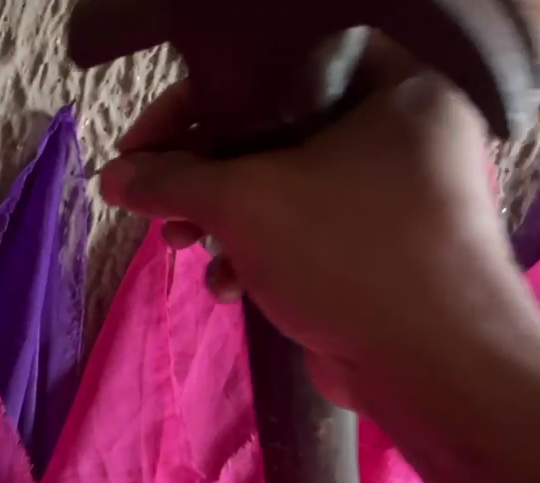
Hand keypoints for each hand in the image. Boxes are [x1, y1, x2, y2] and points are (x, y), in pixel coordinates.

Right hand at [97, 43, 539, 408]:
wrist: (428, 355)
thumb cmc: (345, 252)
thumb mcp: (244, 204)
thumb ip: (171, 182)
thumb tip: (111, 177)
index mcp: (390, 84)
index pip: (270, 71)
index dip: (192, 106)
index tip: (137, 148)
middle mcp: (394, 129)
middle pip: (266, 135)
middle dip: (199, 180)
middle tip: (159, 209)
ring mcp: (385, 192)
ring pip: (274, 191)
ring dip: (218, 224)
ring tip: (186, 249)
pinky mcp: (370, 246)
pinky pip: (295, 232)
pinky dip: (253, 255)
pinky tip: (233, 288)